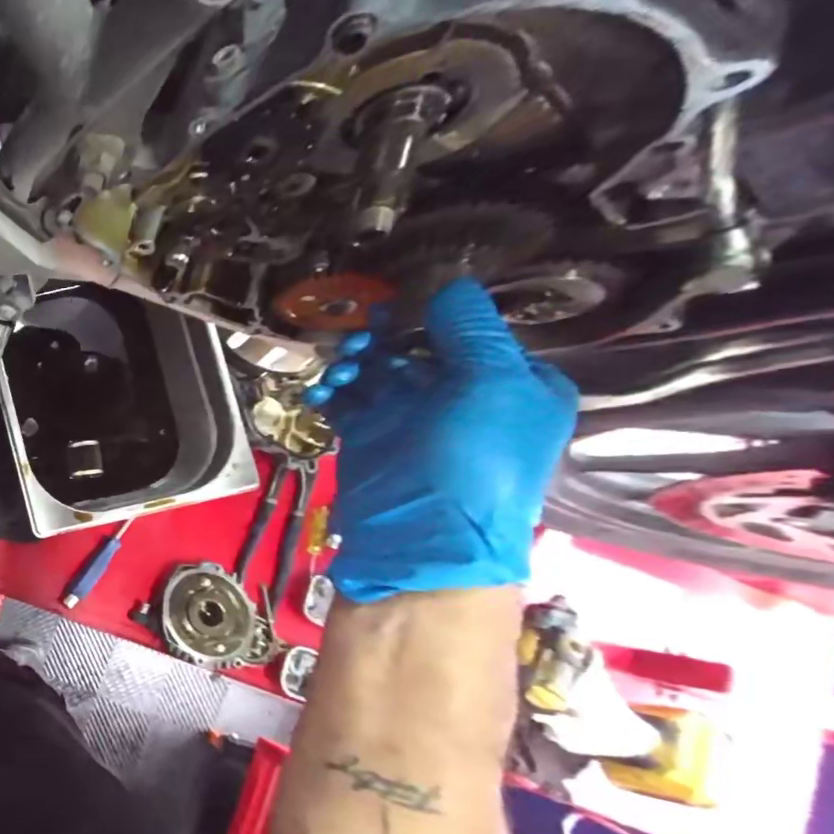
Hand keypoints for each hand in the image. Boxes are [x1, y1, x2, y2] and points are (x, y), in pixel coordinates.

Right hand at [314, 278, 577, 601]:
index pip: (469, 328)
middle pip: (416, 344)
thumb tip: (449, 287)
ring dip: (355, 359)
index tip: (395, 293)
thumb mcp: (491, 387)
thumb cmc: (470, 464)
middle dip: (385, 334)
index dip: (432, 308)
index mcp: (510, 382)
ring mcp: (411, 417)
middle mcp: (461, 395)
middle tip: (358, 333)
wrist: (421, 547)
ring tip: (340, 366)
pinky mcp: (370, 437)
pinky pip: (348, 398)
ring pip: (377, 368)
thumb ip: (470, 329)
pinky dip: (333, 388)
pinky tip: (323, 389)